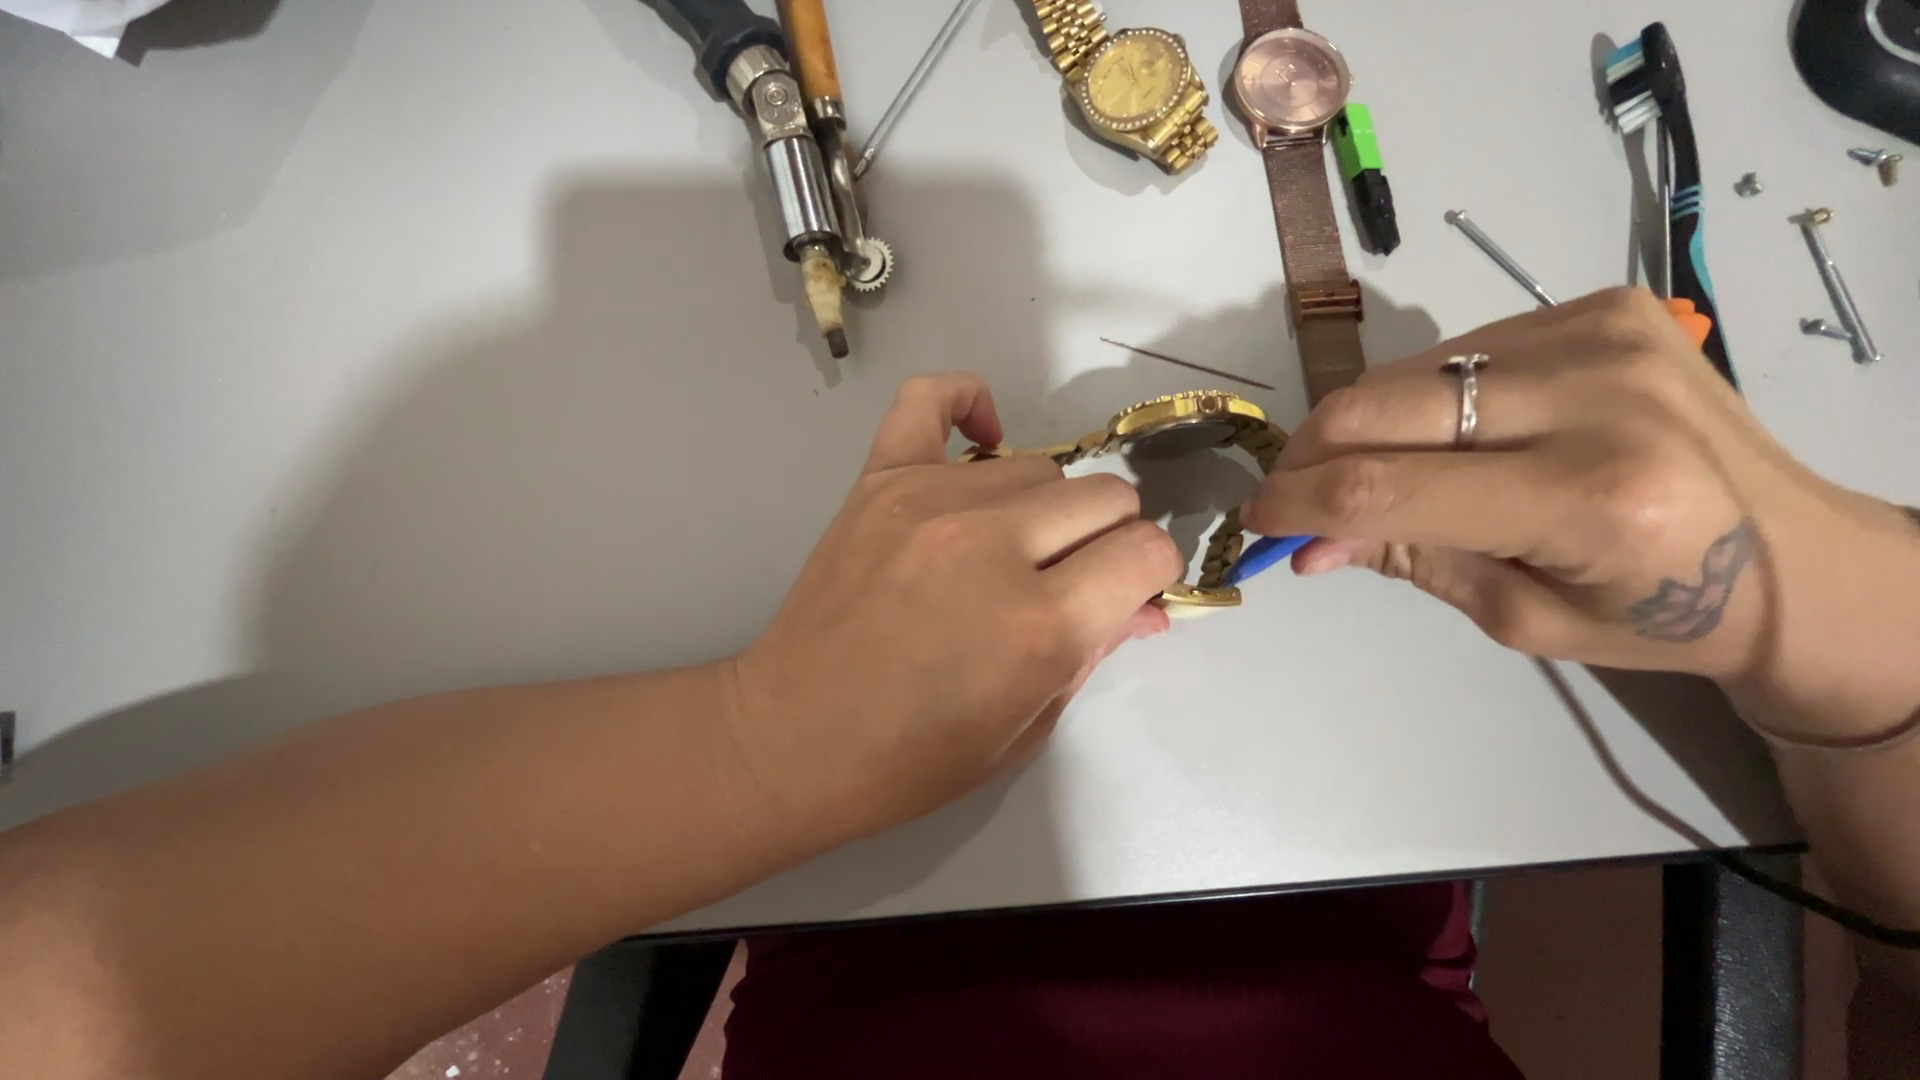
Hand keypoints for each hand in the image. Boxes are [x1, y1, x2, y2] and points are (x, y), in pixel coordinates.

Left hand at [728, 374, 1180, 847]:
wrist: (794, 737)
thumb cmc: (914, 757)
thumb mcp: (1027, 727)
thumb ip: (1096, 651)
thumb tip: (1149, 604)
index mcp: (1040, 623)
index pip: (1146, 551)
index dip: (1150, 574)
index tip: (1125, 593)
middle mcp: (993, 545)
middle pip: (1106, 496)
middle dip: (1109, 539)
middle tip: (1071, 578)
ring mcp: (930, 500)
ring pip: (1038, 466)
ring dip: (1044, 508)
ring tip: (1007, 549)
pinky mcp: (878, 480)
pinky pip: (930, 399)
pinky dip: (967, 403)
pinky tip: (980, 440)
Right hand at [1243, 287, 1911, 688]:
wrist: (1797, 558)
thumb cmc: (1654, 613)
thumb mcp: (1517, 616)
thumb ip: (1407, 559)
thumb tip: (1305, 541)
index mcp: (1591, 499)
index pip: (1387, 487)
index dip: (1298, 501)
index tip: (1256, 519)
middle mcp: (1599, 397)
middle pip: (1380, 408)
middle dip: (1308, 455)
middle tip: (1290, 494)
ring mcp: (1601, 335)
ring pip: (1404, 374)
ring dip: (1355, 428)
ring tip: (1358, 472)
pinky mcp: (1601, 308)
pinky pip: (1451, 352)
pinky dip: (1413, 400)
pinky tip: (1429, 436)